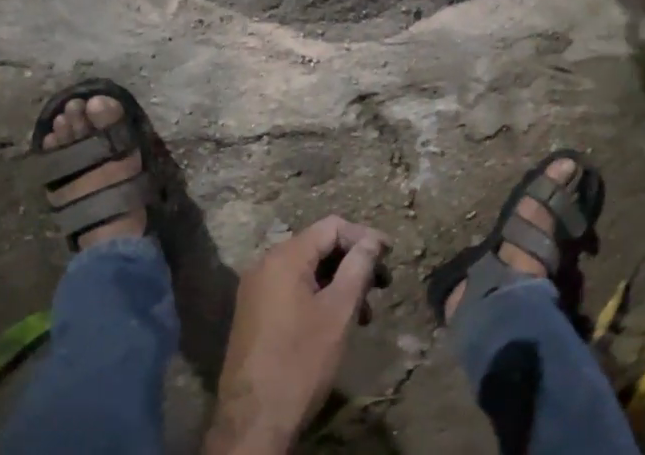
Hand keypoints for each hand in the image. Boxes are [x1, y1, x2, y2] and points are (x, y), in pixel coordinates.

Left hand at [206, 217, 389, 453]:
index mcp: (284, 258)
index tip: (390, 256)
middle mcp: (266, 265)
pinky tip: (339, 322)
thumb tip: (373, 241)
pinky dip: (320, 296)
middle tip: (382, 284)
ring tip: (365, 312)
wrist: (254, 419)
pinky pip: (293, 289)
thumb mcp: (338, 311)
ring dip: (339, 282)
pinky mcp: (255, 312)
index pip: (332, 227)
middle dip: (353, 261)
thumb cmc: (302, 360)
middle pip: (318, 246)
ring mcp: (257, 289)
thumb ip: (358, 267)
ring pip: (308, 270)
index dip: (364, 236)